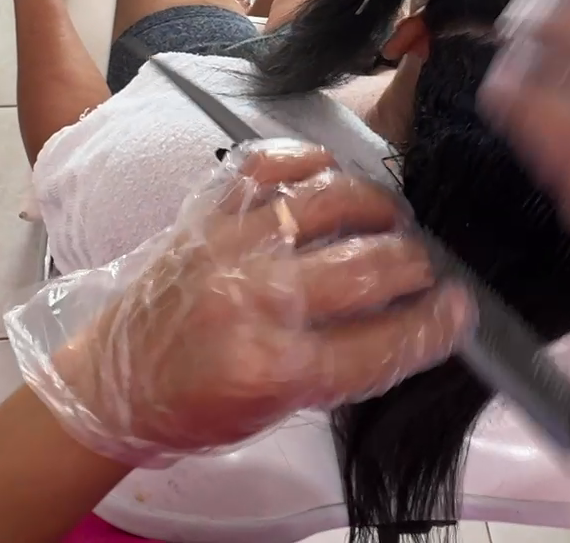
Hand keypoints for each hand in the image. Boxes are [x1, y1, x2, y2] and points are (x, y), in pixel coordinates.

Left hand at [7, 142, 472, 465]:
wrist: (110, 381)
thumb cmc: (195, 406)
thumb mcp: (278, 410)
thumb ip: (342, 364)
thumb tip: (405, 317)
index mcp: (276, 369)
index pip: (384, 343)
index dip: (435, 324)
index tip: (459, 307)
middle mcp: (256, 300)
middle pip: (367, 268)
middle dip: (414, 264)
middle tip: (424, 263)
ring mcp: (229, 246)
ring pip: (327, 204)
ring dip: (374, 206)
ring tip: (389, 215)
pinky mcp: (206, 214)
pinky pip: (265, 166)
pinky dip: (304, 159)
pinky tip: (328, 170)